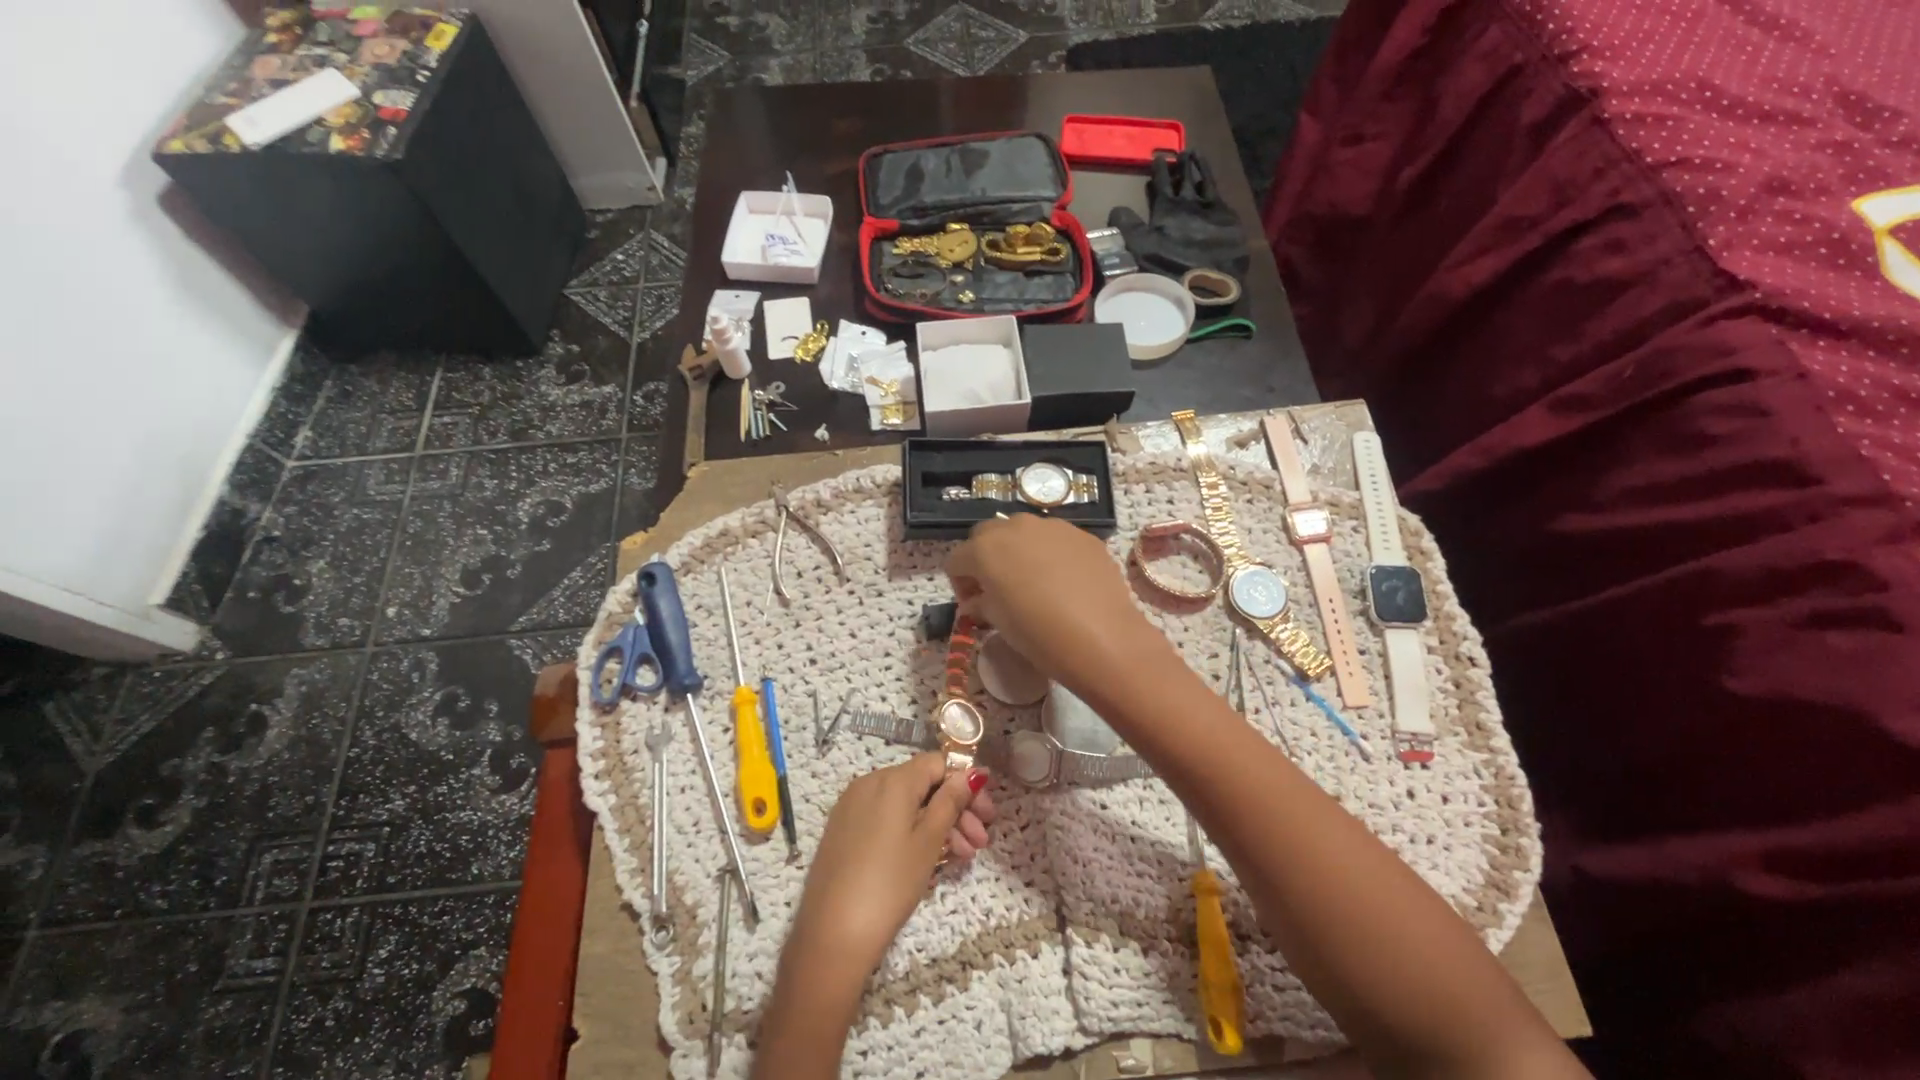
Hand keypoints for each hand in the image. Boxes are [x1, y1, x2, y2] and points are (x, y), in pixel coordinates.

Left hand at [785, 754, 995, 984]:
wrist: (833, 932)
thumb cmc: (889, 883)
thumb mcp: (928, 841)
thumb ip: (950, 801)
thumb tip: (970, 772)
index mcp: (892, 780)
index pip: (937, 764)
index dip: (966, 784)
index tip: (987, 816)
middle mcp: (868, 783)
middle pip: (922, 785)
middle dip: (956, 810)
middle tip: (980, 843)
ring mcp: (852, 807)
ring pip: (905, 805)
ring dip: (937, 825)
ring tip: (960, 859)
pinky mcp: (843, 831)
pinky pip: (885, 819)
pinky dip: (911, 832)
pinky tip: (928, 860)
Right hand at [946, 514, 1171, 697]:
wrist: (1103, 638)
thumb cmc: (1039, 634)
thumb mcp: (1000, 623)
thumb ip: (981, 604)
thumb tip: (976, 602)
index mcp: (985, 549)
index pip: (956, 560)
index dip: (960, 583)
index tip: (974, 605)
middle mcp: (1015, 527)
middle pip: (987, 536)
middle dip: (986, 559)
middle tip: (998, 590)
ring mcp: (1052, 527)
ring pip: (1023, 532)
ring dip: (1018, 552)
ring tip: (1033, 583)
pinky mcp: (1082, 535)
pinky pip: (1055, 539)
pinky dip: (1050, 555)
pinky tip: (1064, 583)